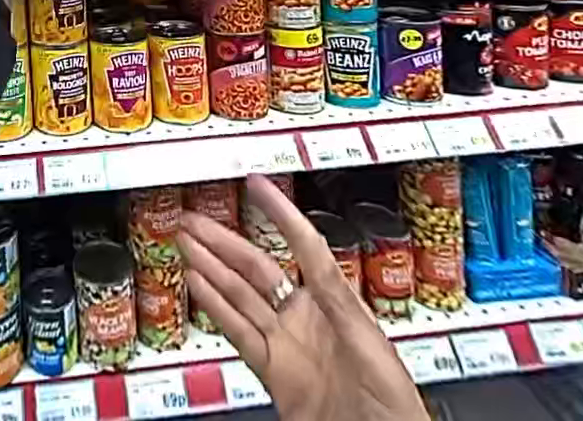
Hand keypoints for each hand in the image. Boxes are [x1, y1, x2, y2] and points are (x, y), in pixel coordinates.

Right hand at [180, 175, 429, 420]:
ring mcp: (288, 345)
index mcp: (335, 305)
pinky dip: (214, 307)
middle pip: (257, 267)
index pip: (302, 246)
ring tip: (185, 240)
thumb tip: (315, 253)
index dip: (278, 212)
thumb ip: (339, 301)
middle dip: (223, 238)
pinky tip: (196, 282)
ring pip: (240, 295)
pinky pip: (238, 333)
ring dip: (210, 265)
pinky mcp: (275, 374)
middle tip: (194, 216)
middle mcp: (306, 318)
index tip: (256, 184)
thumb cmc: (396, 412)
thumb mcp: (371, 347)